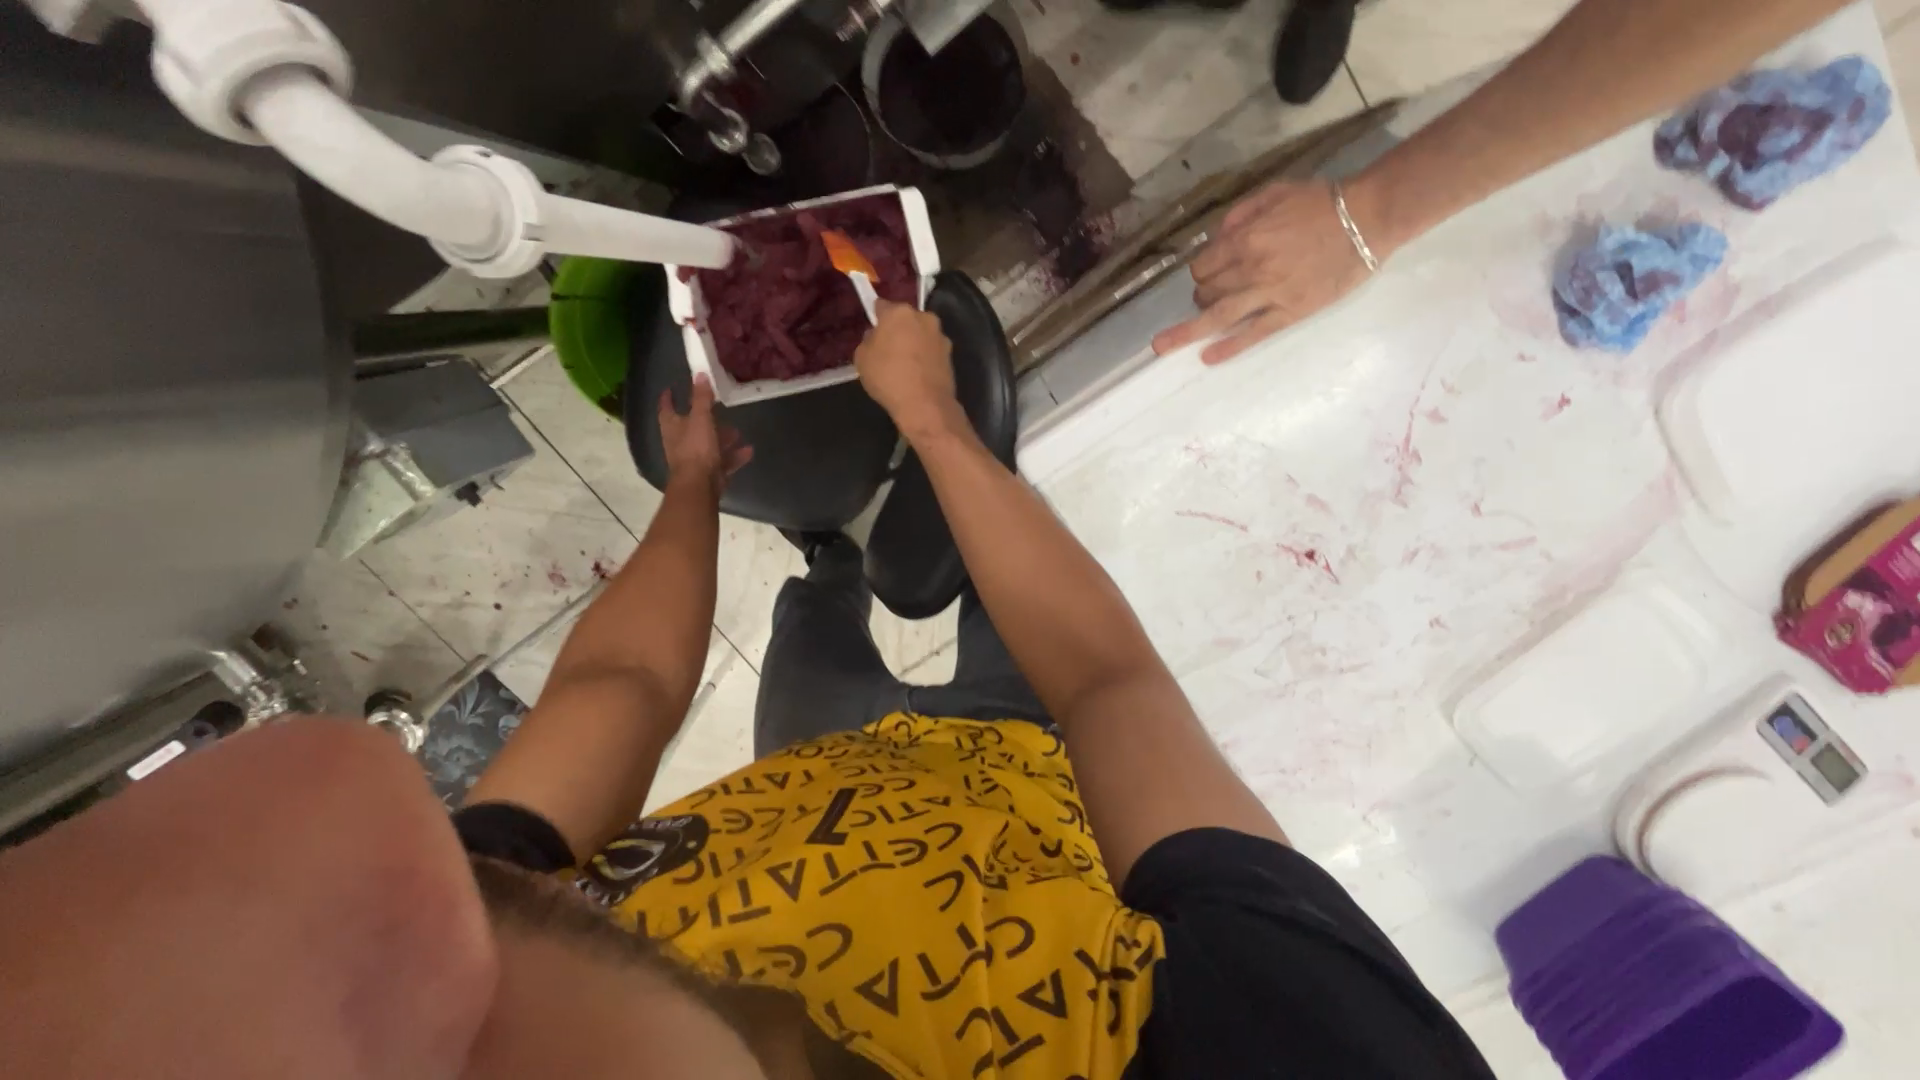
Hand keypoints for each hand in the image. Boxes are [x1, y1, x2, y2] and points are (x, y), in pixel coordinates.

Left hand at [658, 374, 751, 494]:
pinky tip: (748, 451)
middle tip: (718, 410)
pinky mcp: (707, 472)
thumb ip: (702, 398)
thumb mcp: (700, 418)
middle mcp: (680, 442)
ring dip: (722, 438)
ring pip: (708, 444)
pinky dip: (734, 456)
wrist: (699, 485)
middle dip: (706, 419)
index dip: (668, 398)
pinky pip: (722, 461)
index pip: (666, 408)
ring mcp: (694, 459)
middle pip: (691, 427)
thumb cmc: (696, 448)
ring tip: (737, 432)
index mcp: (672, 427)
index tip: (671, 388)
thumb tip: (700, 374)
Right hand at [854, 301, 960, 441]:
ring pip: (921, 335)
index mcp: (900, 312)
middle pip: (906, 319)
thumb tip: (877, 337)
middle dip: (898, 330)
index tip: (873, 330)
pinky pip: (931, 351)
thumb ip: (868, 341)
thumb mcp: (862, 358)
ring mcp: (940, 336)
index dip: (876, 318)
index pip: (882, 306)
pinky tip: (917, 375)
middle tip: (888, 349)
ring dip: (913, 343)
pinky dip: (925, 358)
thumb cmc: (888, 377)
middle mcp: (924, 317)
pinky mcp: (951, 355)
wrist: (925, 405)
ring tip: (904, 366)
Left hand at [1153, 178, 1390, 364]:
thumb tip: (1215, 238)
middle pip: (1207, 292)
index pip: (1203, 267)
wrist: (1368, 218)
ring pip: (1218, 316)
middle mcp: (1251, 269)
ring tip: (1166, 344)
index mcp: (1245, 239)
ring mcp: (1269, 294)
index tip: (1206, 275)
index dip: (1200, 272)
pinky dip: (1227, 347)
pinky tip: (1206, 357)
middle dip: (1200, 296)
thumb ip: (1240, 214)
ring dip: (1190, 330)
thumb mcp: (1274, 193)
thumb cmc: (1322, 202)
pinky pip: (1252, 334)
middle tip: (1207, 299)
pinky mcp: (1290, 313)